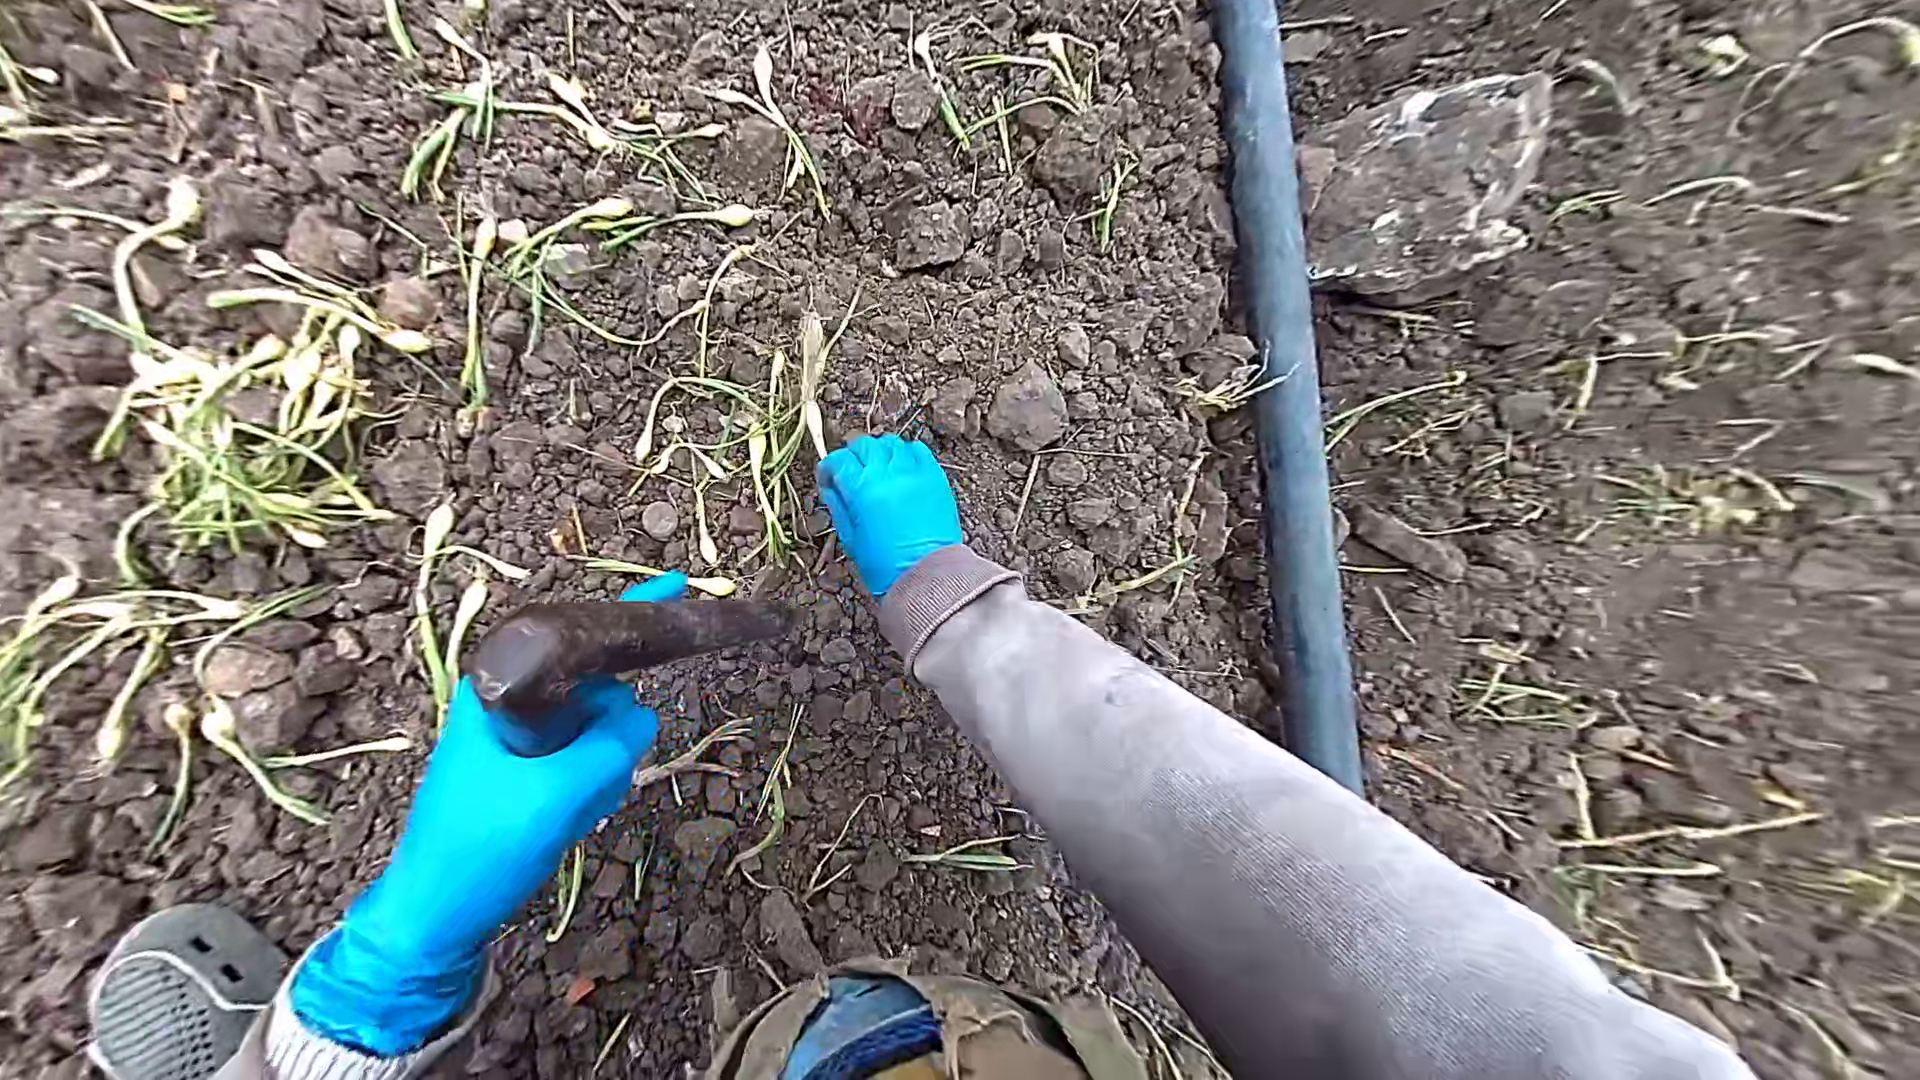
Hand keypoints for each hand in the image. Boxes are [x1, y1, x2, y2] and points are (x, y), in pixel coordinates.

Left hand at [290, 573, 686, 1055]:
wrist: (433, 919)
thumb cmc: (483, 849)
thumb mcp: (559, 793)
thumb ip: (615, 743)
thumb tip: (642, 717)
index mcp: (505, 689)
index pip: (580, 634)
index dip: (633, 610)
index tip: (677, 586)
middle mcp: (518, 701)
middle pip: (604, 687)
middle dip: (616, 730)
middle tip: (600, 779)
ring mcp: (528, 734)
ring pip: (604, 724)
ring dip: (608, 762)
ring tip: (580, 805)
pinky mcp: (537, 763)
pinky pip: (592, 751)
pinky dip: (600, 777)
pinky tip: (582, 809)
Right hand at [818, 435, 962, 595]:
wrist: (927, 576)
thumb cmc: (886, 565)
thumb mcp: (851, 538)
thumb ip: (839, 507)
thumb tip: (831, 486)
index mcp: (862, 489)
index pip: (839, 461)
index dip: (829, 468)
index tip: (830, 477)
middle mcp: (888, 474)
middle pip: (864, 445)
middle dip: (853, 456)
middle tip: (853, 472)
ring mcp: (913, 472)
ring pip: (891, 443)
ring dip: (880, 452)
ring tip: (878, 468)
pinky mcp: (934, 477)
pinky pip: (918, 450)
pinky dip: (906, 453)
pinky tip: (902, 467)